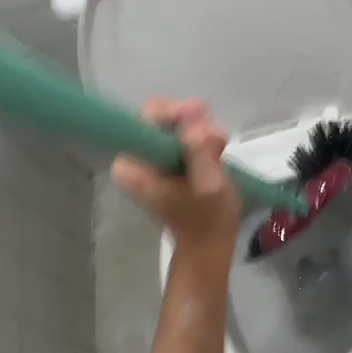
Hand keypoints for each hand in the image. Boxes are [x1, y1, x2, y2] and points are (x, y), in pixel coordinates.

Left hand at [113, 98, 241, 263]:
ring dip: (203, 133)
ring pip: (177, 123)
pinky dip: (202, 139)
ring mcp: (148, 158)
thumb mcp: (209, 183)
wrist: (208, 245)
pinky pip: (182, 133)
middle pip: (164, 116)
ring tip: (218, 154)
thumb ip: (199, 147)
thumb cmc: (208, 220)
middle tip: (218, 145)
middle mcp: (133, 157)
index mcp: (132, 165)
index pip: (149, 115)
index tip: (204, 128)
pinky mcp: (162, 160)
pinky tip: (214, 156)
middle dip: (196, 126)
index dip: (178, 113)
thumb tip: (193, 107)